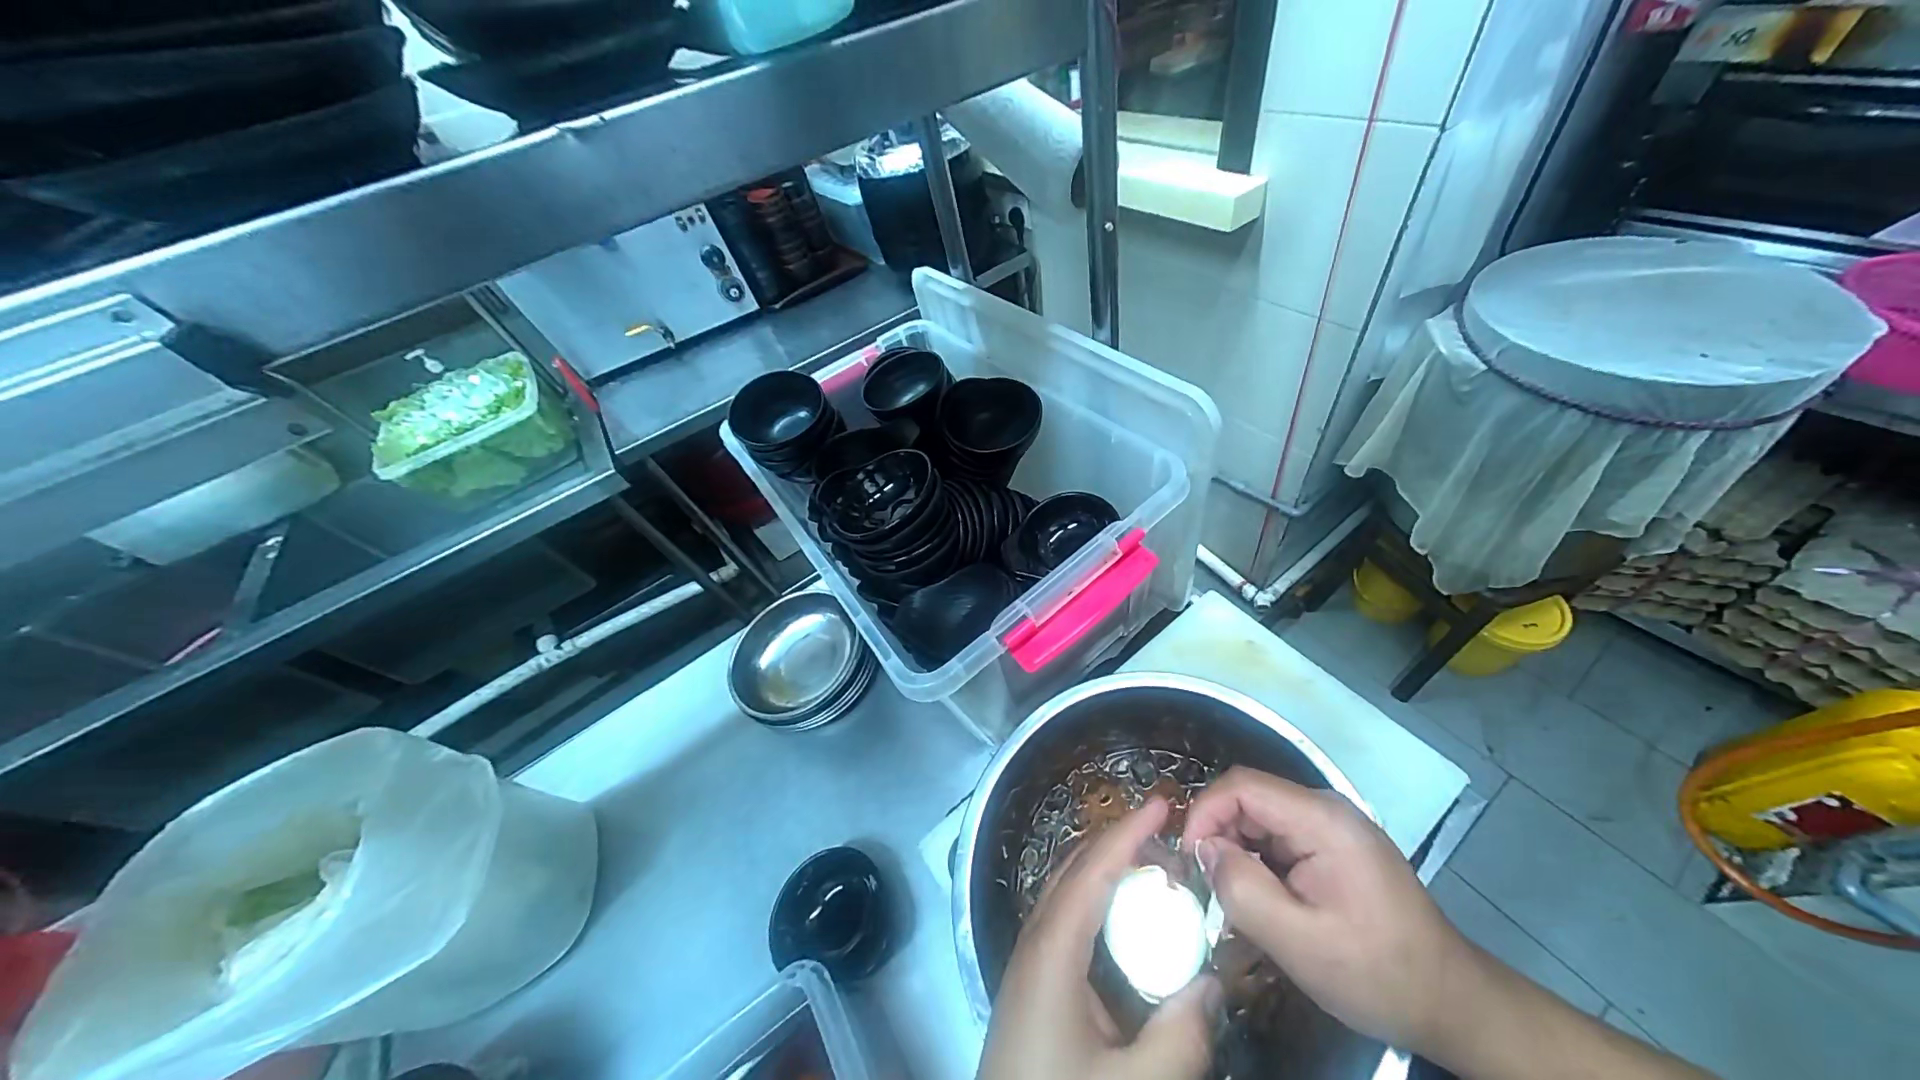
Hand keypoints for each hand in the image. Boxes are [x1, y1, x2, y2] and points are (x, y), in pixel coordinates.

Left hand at [977, 797, 1223, 1079]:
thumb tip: (1213, 986)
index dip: (1129, 833)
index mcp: (1052, 950)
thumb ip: (1181, 1036)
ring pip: (1068, 895)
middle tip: (1170, 840)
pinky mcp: (1033, 986)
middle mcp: (1034, 942)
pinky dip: (1100, 908)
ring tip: (1155, 872)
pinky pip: (1068, 925)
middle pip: (1075, 872)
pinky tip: (1128, 928)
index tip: (1163, 804)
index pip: (1093, 871)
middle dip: (1119, 846)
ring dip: (1108, 875)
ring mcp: (1029, 963)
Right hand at [1180, 767, 1479, 1053]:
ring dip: (1237, 850)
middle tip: (1207, 884)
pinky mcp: (1334, 845)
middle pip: (1249, 798)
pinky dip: (1258, 861)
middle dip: (1219, 834)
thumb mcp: (1300, 943)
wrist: (1453, 1003)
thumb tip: (1204, 850)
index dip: (1205, 813)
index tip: (1190, 859)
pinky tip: (1262, 898)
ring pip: (1260, 818)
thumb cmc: (1378, 974)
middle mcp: (1327, 810)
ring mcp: (1333, 826)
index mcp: (1323, 821)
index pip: (1241, 786)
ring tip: (1231, 896)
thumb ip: (1243, 889)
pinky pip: (1278, 836)